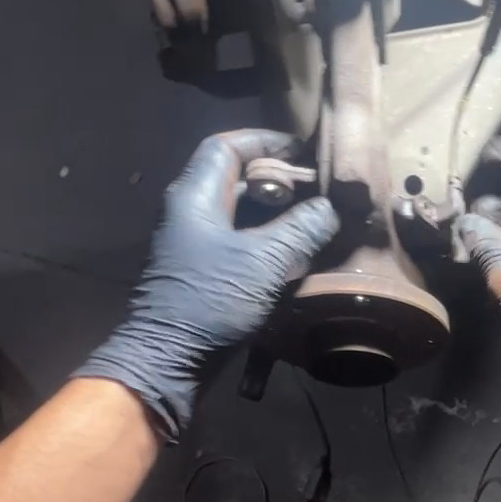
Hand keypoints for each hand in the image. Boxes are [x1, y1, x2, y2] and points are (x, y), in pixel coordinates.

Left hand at [75, 130, 338, 438]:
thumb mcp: (264, 262)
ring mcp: (197, 244)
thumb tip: (330, 208)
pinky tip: (299, 256)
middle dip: (280, 181)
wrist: (170, 360)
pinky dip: (269, 243)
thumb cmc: (212, 301)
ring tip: (318, 222)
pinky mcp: (205, 273)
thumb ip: (301, 229)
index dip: (265, 141)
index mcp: (197, 195)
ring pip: (242, 215)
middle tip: (319, 192)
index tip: (303, 150)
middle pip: (237, 179)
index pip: (227, 146)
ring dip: (278, 216)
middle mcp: (192, 212)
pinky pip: (241, 244)